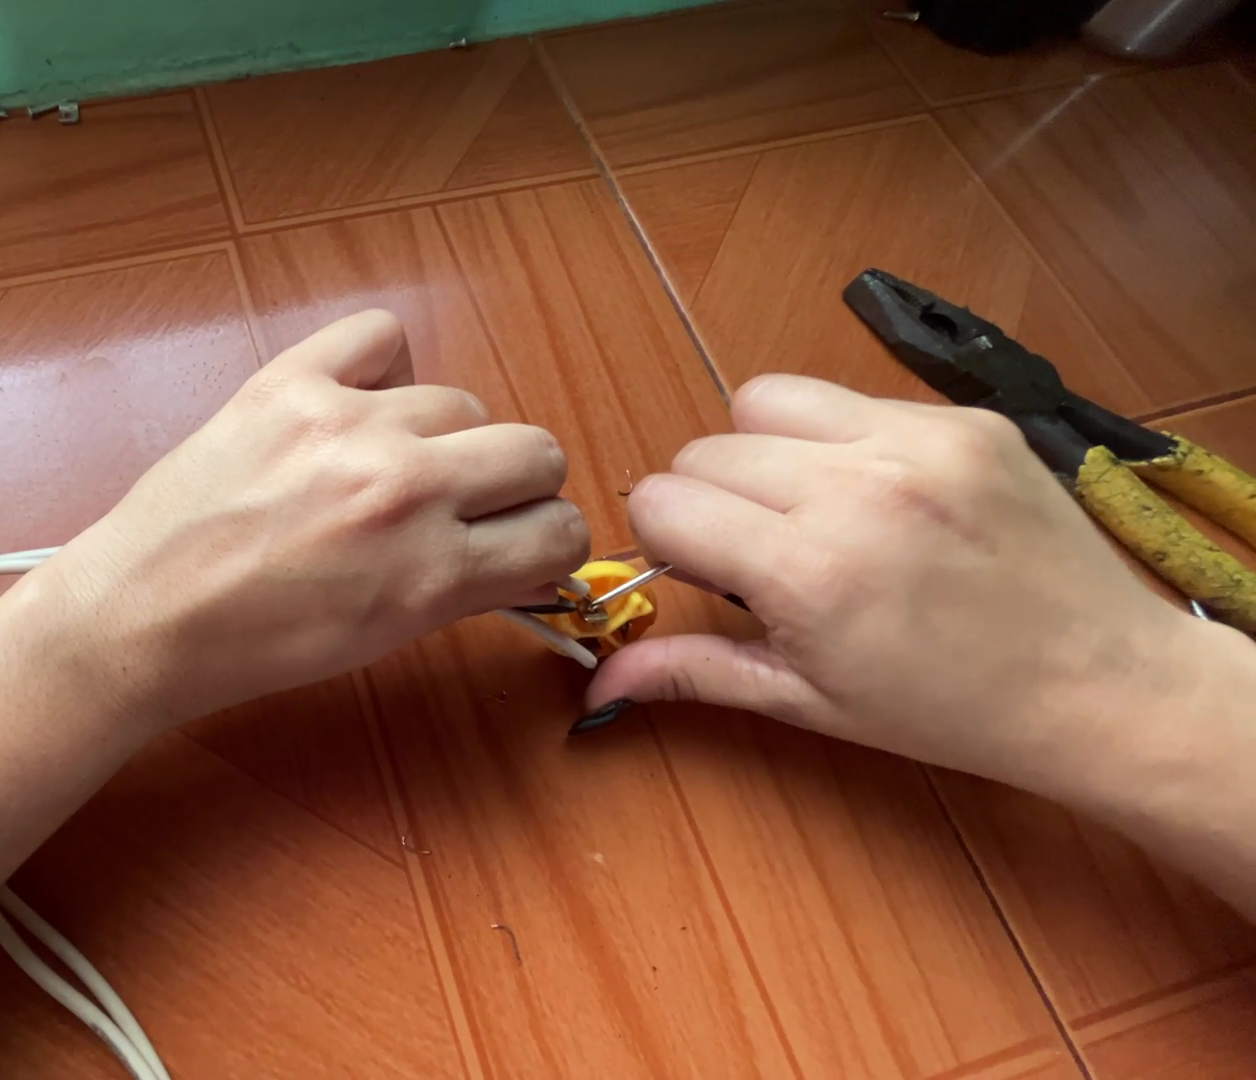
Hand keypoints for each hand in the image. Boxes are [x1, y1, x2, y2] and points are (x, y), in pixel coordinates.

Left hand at [25, 309, 589, 726]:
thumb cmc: (259, 645)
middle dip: (515, 484)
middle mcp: (404, 489)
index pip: (559, 532)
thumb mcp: (381, 636)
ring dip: (440, 436)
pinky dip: (382, 369)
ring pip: (461, 399)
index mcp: (431, 575)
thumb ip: (463, 587)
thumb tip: (525, 550)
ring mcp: (346, 424)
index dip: (546, 541)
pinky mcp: (288, 382)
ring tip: (382, 462)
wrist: (144, 614)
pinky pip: (380, 336)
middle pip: (535, 450)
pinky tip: (354, 406)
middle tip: (463, 502)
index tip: (518, 542)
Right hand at [586, 375, 1216, 797]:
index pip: (661, 500)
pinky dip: (826, 436)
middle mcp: (855, 490)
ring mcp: (916, 442)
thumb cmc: (941, 707)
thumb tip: (597, 681)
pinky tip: (865, 487)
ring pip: (760, 400)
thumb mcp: (800, 699)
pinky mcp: (960, 418)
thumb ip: (686, 670)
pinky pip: (840, 397)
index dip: (664, 536)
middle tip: (754, 544)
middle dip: (704, 496)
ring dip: (756, 450)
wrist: (1108, 687)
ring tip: (800, 500)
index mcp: (808, 570)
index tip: (702, 567)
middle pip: (700, 450)